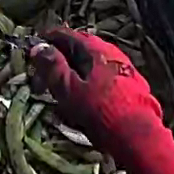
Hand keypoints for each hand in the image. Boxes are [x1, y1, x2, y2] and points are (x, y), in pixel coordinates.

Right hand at [29, 27, 173, 173]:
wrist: (140, 140)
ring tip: (63, 87)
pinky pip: (104, 76)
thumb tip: (37, 47)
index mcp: (95, 47)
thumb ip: (52, 66)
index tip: (33, 51)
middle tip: (45, 72)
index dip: (46, 41)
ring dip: (76, 70)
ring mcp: (124, 68)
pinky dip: (90, 80)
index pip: (64, 34)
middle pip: (79, 47)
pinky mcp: (133, 85)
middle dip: (61, 57)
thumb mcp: (68, 89)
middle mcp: (112, 51)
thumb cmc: (99, 112)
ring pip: (93, 63)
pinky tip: (86, 97)